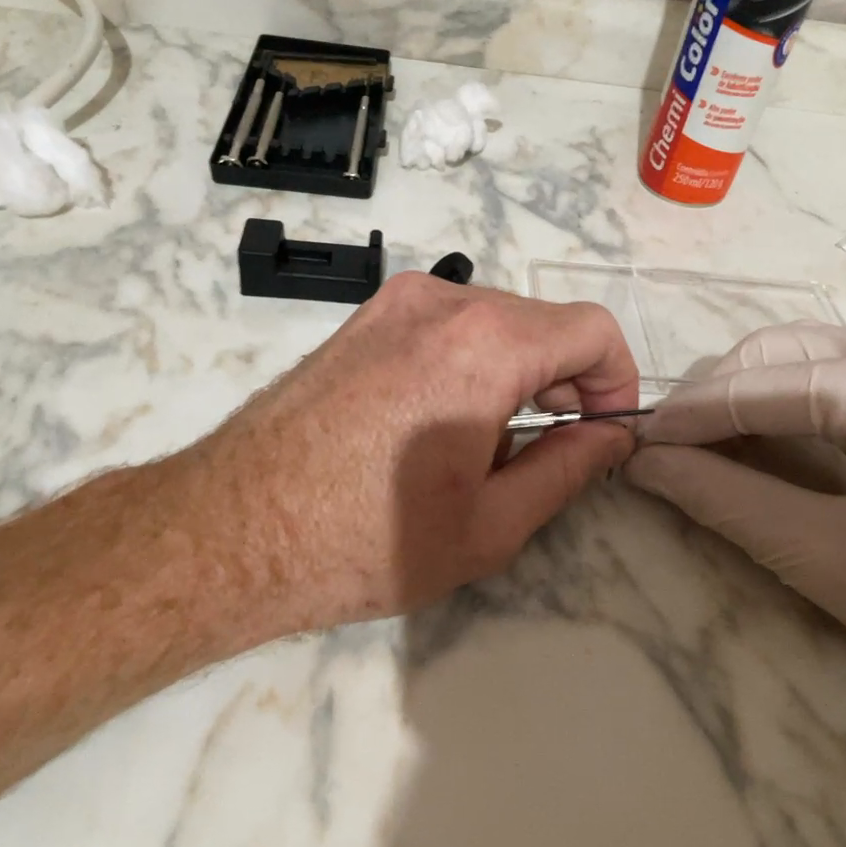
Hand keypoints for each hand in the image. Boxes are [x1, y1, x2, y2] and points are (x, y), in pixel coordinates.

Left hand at [167, 271, 638, 644]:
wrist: (230, 533)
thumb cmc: (366, 543)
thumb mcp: (489, 525)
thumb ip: (568, 469)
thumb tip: (612, 436)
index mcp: (483, 344)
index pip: (591, 330)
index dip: (615, 381)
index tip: (603, 434)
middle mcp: (439, 302)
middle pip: (541, 324)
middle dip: (564, 384)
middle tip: (549, 454)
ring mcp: (390, 305)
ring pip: (492, 325)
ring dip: (514, 378)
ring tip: (485, 453)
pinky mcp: (357, 323)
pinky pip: (443, 330)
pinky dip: (466, 368)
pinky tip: (438, 431)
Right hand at [626, 321, 845, 687]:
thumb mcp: (825, 558)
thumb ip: (726, 500)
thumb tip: (645, 464)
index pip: (770, 383)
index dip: (693, 413)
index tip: (633, 441)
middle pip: (786, 349)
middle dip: (716, 393)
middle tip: (666, 446)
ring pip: (809, 352)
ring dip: (747, 391)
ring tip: (702, 442)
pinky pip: (841, 371)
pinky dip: (787, 398)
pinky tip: (759, 432)